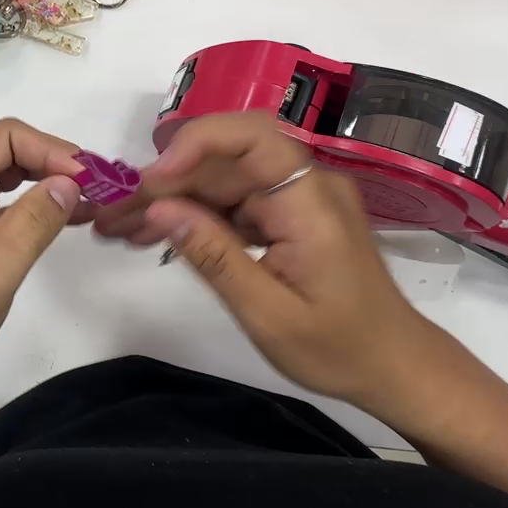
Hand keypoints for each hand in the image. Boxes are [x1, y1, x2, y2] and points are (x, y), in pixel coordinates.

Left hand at [0, 119, 90, 406]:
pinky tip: (75, 214)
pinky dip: (40, 205)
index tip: (89, 176)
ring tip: (96, 196)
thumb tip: (74, 181)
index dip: (48, 149)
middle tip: (100, 183)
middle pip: (6, 149)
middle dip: (53, 161)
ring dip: (50, 181)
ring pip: (10, 173)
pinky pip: (9, 202)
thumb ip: (35, 218)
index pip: (1, 137)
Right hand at [98, 112, 445, 411]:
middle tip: (111, 213)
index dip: (195, 145)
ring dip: (167, 199)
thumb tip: (158, 209)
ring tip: (118, 227)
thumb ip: (213, 256)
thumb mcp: (268, 313)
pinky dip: (190, 215)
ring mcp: (293, 198)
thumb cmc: (340, 349)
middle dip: (162, 181)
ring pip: (217, 179)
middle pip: (222, 160)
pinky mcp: (284, 214)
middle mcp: (304, 185)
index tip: (150, 181)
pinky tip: (152, 234)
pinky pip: (229, 200)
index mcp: (310, 202)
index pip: (251, 138)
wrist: (396, 369)